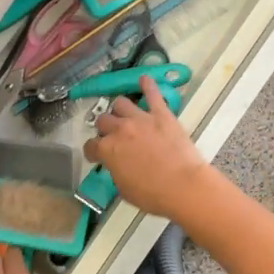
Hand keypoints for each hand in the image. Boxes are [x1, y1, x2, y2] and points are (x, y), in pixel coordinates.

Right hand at [83, 76, 213, 219]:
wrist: (183, 186)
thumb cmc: (152, 195)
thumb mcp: (124, 189)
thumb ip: (116, 171)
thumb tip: (117, 165)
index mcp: (107, 150)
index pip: (90, 146)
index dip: (92, 152)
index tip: (96, 155)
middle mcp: (120, 130)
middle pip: (103, 120)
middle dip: (105, 128)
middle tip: (112, 135)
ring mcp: (141, 119)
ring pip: (121, 103)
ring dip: (120, 110)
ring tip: (125, 115)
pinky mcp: (161, 114)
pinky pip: (153, 94)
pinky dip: (148, 85)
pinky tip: (144, 79)